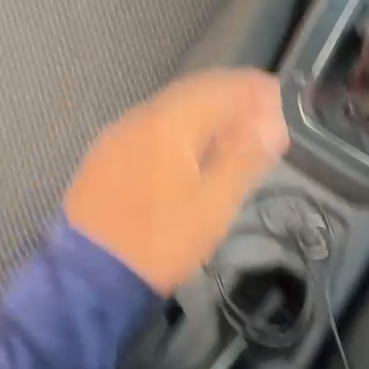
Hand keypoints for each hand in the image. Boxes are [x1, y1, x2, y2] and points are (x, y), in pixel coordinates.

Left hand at [65, 69, 289, 293]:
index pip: (221, 88)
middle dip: (233, 95)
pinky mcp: (106, 156)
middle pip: (195, 90)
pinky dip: (184, 126)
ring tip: (237, 128)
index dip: (255, 89)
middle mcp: (141, 116)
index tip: (282, 96)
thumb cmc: (161, 240)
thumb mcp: (215, 204)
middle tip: (265, 111)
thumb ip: (246, 158)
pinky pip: (154, 126)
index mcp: (170, 122)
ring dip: (209, 110)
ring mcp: (119, 135)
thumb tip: (273, 123)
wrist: (87, 280)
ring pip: (173, 107)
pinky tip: (196, 146)